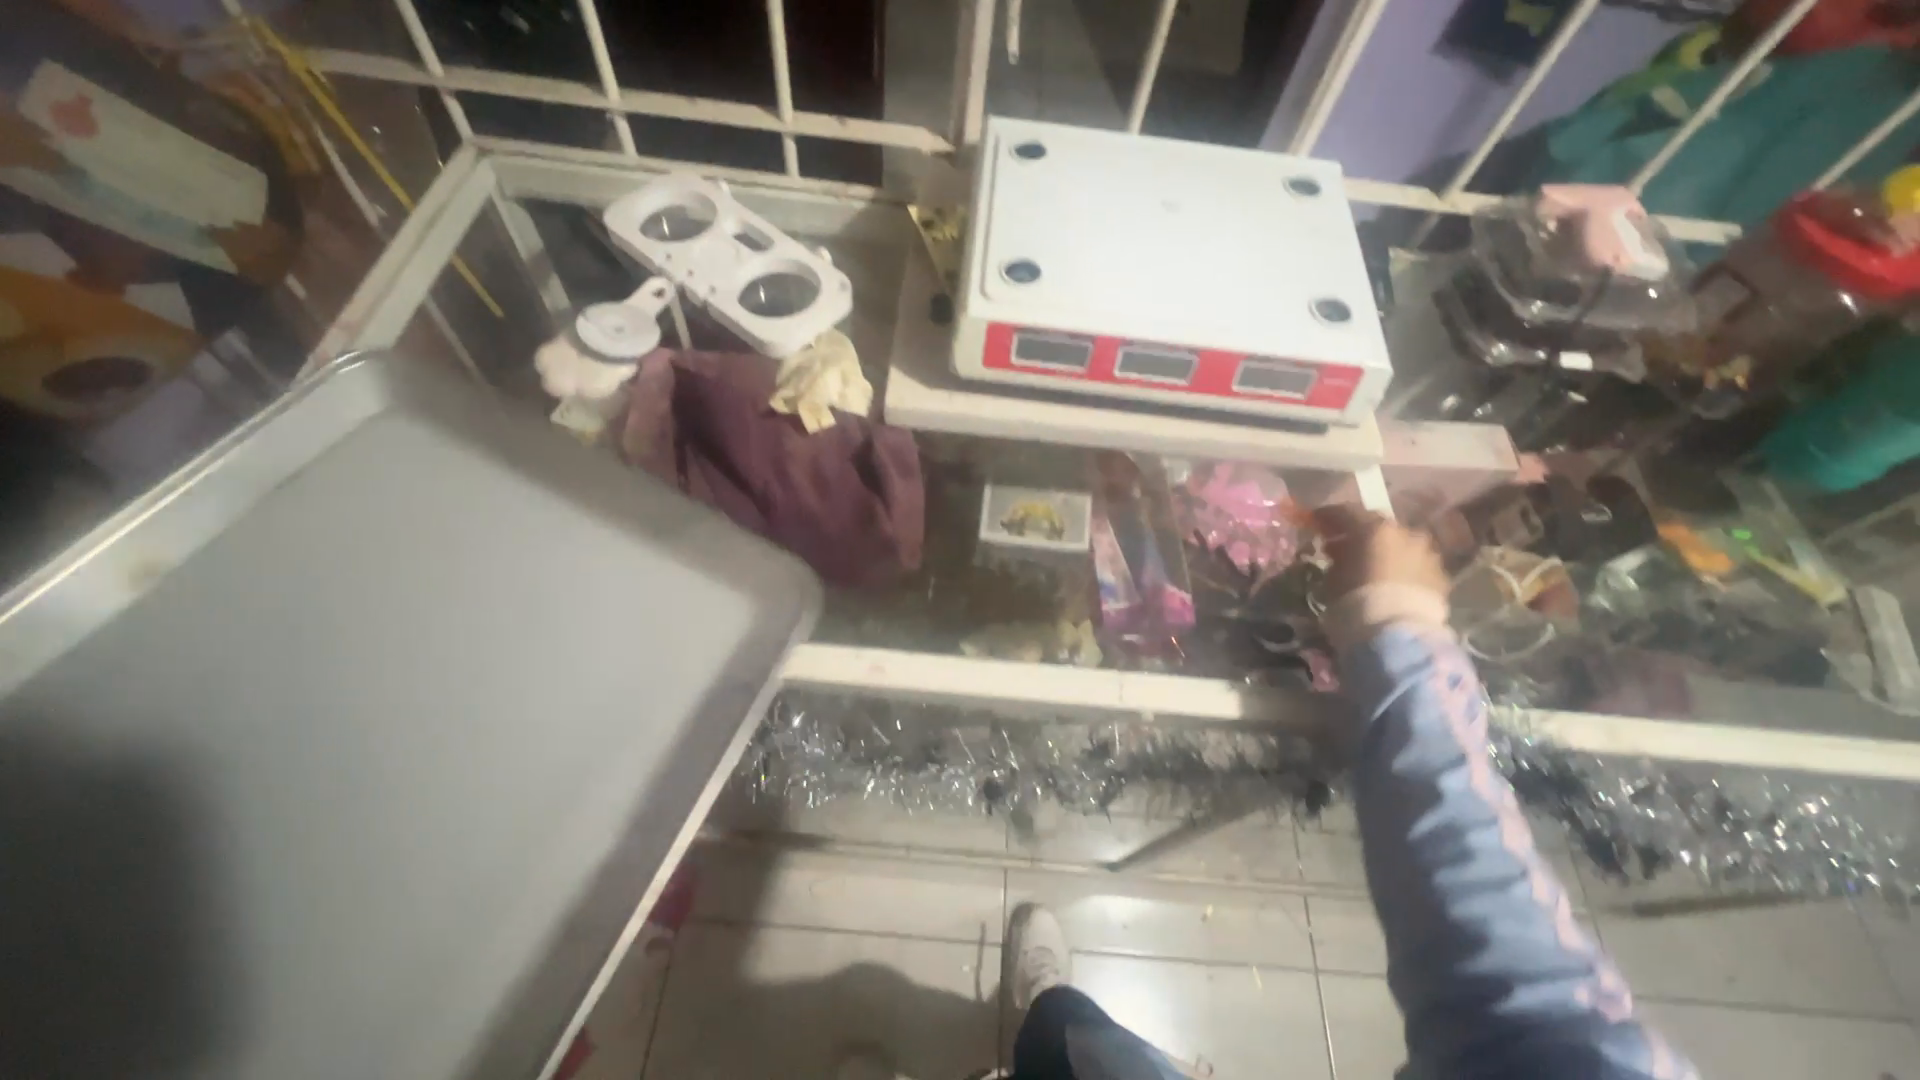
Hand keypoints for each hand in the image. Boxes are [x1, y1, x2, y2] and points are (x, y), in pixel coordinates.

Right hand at [1312, 505, 1448, 602]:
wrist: (1398, 635)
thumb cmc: (1356, 603)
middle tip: (1344, 547)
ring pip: (1402, 544)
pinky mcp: (1441, 574)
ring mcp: (1427, 553)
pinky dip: (1404, 568)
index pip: (1346, 511)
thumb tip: (1338, 554)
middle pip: (1378, 526)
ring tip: (1373, 569)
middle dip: (1360, 534)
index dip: (1329, 515)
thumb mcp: (1333, 579)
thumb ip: (1337, 560)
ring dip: (1386, 551)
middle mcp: (1405, 533)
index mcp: (1374, 529)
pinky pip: (1416, 564)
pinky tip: (1393, 584)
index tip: (1317, 520)